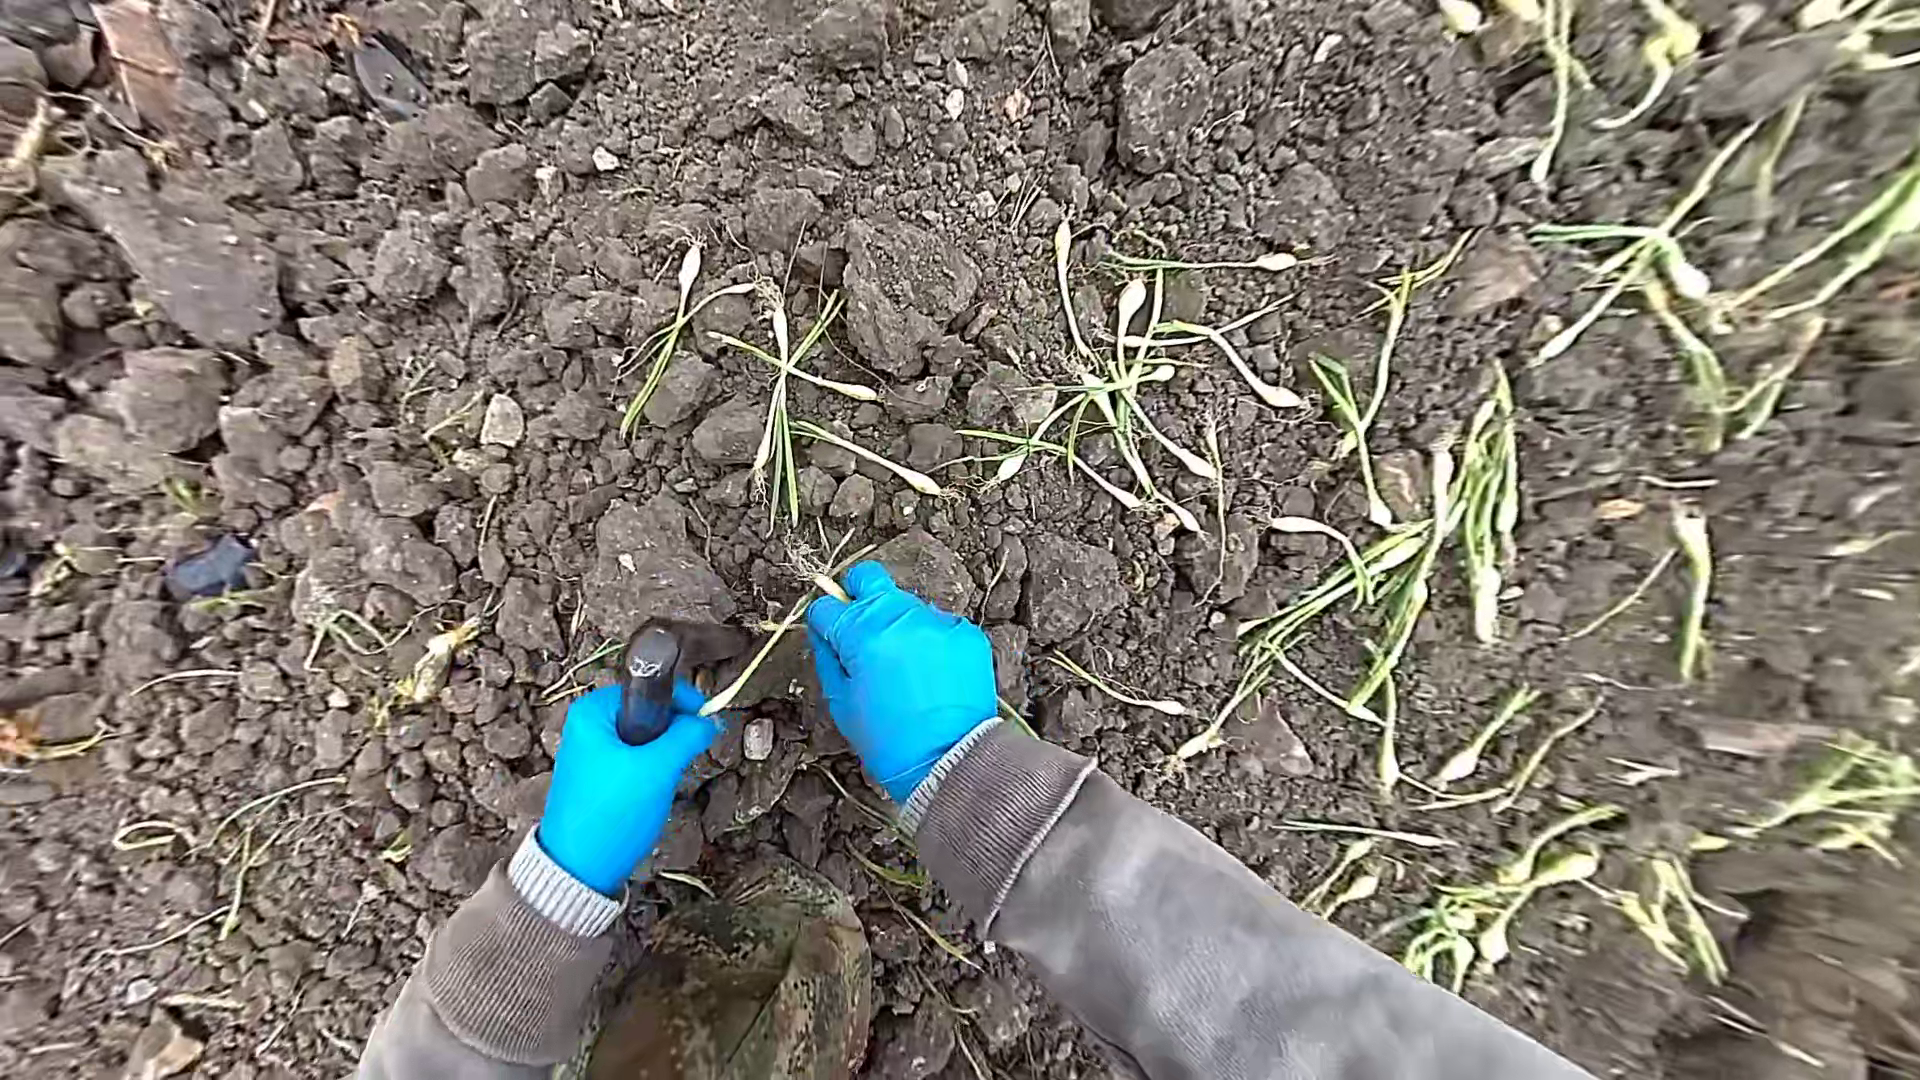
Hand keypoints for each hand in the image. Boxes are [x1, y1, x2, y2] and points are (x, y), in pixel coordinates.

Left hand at [538, 680, 718, 895]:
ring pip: (649, 736)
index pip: (652, 688)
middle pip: (652, 711)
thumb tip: (711, 720)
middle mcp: (589, 725)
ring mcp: (594, 751)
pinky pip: (640, 756)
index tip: (705, 721)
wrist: (576, 873)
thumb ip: (689, 734)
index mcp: (593, 711)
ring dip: (668, 752)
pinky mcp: (601, 775)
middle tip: (688, 752)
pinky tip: (657, 787)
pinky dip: (656, 766)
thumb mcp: (658, 767)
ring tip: (670, 774)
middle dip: (676, 731)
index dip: (684, 702)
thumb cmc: (611, 812)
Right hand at [806, 562, 995, 801]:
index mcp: (863, 633)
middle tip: (861, 629)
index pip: (829, 605)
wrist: (951, 759)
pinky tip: (931, 670)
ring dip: (897, 622)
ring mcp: (937, 621)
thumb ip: (828, 656)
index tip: (831, 633)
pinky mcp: (966, 631)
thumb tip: (824, 629)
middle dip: (858, 597)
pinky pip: (938, 623)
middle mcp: (901, 616)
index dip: (825, 620)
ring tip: (903, 664)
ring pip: (906, 603)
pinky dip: (929, 638)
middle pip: (869, 578)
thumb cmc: (890, 739)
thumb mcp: (841, 703)